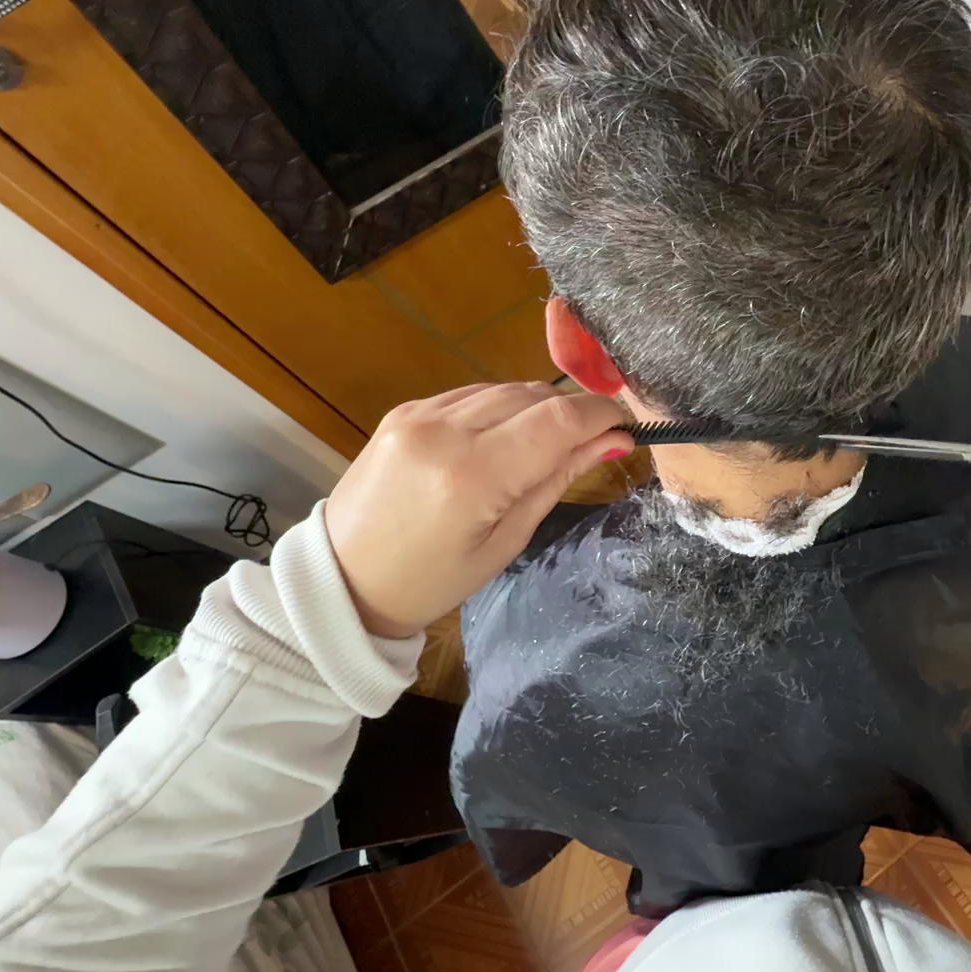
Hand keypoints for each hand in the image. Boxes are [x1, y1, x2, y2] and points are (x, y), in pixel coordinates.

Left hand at [322, 383, 632, 637]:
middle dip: (573, 412)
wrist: (345, 582)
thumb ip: (558, 479)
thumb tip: (614, 441)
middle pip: (534, 395)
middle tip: (593, 442)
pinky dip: (500, 408)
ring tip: (545, 445)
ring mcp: (419, 414)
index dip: (602, 415)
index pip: (558, 420)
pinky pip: (472, 394)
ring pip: (505, 389)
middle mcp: (445, 431)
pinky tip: (502, 438)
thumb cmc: (433, 582)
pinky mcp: (404, 410)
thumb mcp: (507, 541)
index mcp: (473, 476)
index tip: (626, 427)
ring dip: (537, 408)